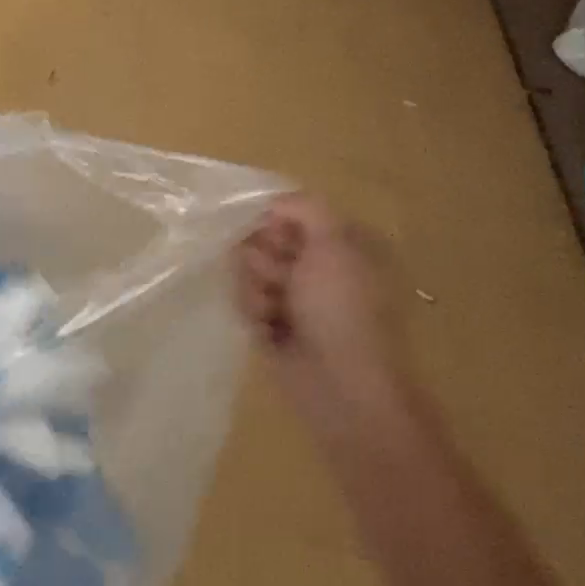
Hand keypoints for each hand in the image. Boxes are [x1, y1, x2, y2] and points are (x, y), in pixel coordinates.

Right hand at [235, 194, 408, 413]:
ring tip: (274, 312)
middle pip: (259, 239)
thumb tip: (273, 202)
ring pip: (246, 270)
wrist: (340, 382)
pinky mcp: (273, 321)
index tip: (273, 235)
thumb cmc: (341, 309)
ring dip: (253, 288)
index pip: (286, 212)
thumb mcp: (334, 245)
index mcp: (340, 244)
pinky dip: (251, 312)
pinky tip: (268, 329)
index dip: (271, 221)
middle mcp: (317, 266)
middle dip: (260, 258)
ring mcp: (295, 295)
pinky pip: (243, 300)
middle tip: (279, 278)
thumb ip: (305, 209)